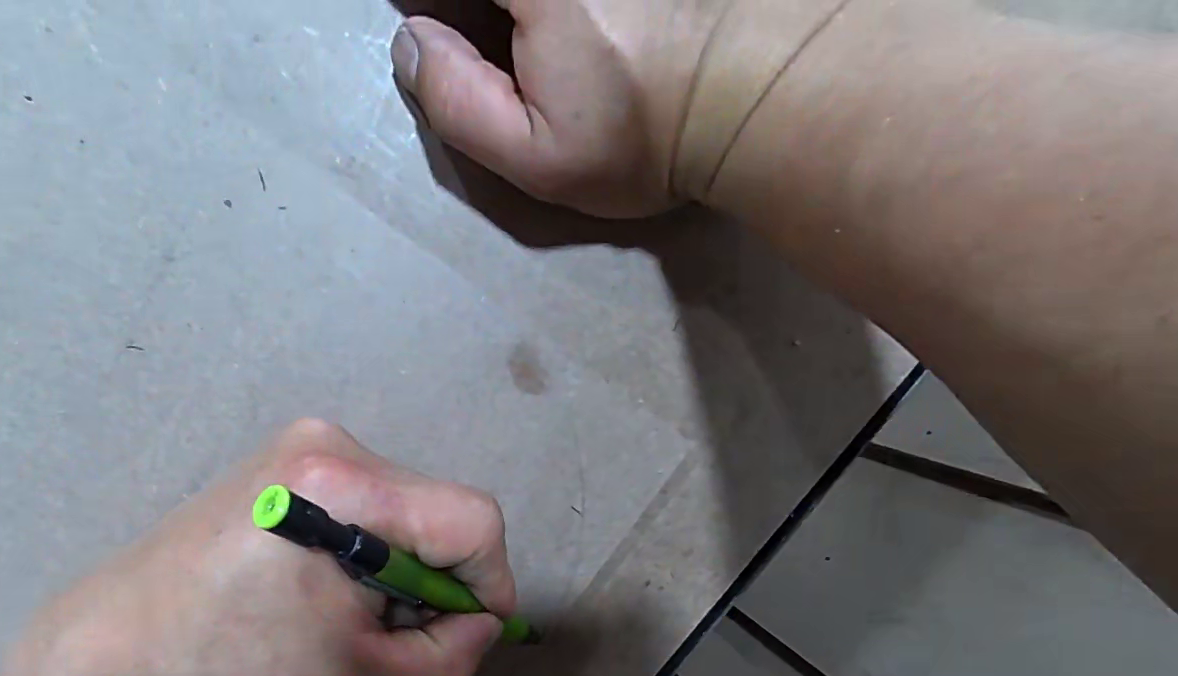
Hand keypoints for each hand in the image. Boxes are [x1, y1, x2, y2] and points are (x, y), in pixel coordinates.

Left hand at [0, 420, 516, 675]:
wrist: (129, 626)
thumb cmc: (235, 656)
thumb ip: (447, 660)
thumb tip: (483, 621)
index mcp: (343, 488)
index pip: (472, 520)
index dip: (490, 581)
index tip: (468, 630)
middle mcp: (333, 444)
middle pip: (443, 511)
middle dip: (441, 579)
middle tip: (395, 629)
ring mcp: (311, 441)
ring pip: (414, 506)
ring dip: (409, 563)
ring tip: (352, 609)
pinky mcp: (299, 453)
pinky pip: (380, 499)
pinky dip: (381, 545)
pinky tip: (333, 580)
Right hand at [389, 0, 861, 215]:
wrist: (766, 88)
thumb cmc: (645, 137)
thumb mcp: (538, 159)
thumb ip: (457, 105)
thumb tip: (411, 42)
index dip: (427, 11)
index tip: (446, 42)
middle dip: (474, 15)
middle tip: (505, 52)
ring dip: (516, 23)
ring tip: (545, 52)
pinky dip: (550, 19)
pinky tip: (572, 37)